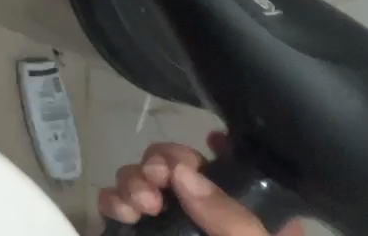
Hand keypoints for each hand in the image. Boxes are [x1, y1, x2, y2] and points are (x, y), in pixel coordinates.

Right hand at [99, 134, 302, 234]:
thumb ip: (233, 221)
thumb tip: (183, 174)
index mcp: (254, 223)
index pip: (242, 173)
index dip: (223, 149)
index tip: (208, 141)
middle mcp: (209, 218)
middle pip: (180, 167)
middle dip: (161, 162)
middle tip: (156, 177)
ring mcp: (171, 226)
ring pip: (144, 180)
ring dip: (133, 180)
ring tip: (138, 203)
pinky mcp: (136, 230)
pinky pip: (117, 200)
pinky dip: (112, 198)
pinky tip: (121, 209)